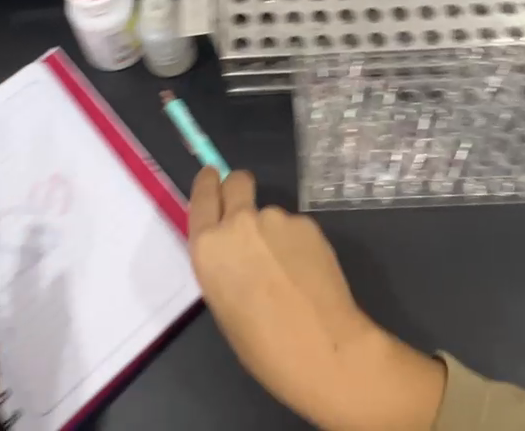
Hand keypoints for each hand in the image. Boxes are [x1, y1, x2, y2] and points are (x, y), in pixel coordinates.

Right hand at [187, 168, 444, 430]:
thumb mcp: (223, 303)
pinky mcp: (307, 223)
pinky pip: (295, 228)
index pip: (202, 196)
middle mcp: (239, 223)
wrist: (322, 347)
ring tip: (288, 270)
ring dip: (273, 231)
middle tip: (245, 208)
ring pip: (269, 213)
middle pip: (236, 182)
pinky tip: (307, 273)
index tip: (212, 178)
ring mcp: (277, 218)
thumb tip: (235, 251)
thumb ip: (223, 264)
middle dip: (238, 187)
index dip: (207, 183)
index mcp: (209, 247)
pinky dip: (297, 243)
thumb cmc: (262, 344)